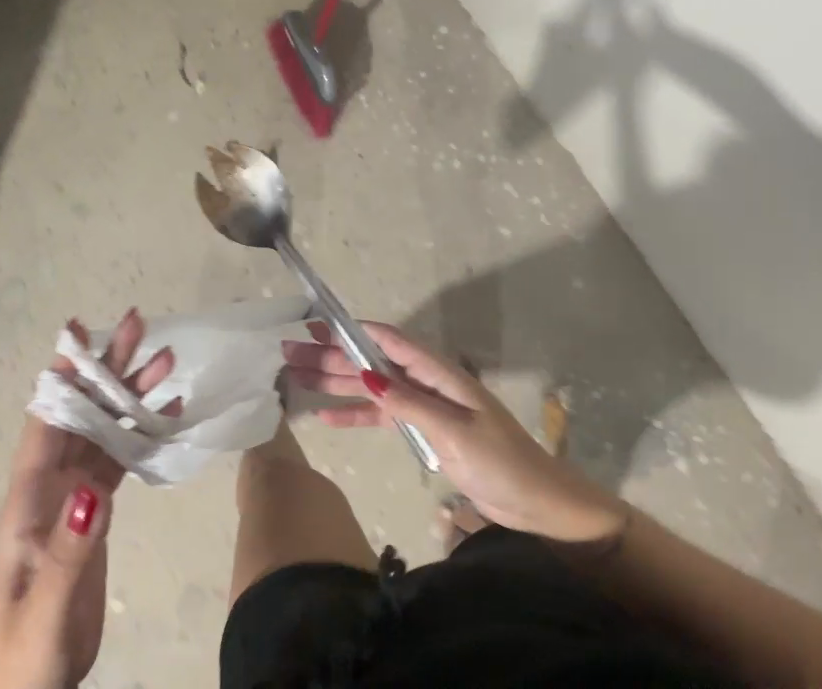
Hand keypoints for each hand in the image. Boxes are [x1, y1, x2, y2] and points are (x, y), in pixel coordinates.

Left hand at [0, 310, 180, 688]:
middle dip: (106, 370)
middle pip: (80, 416)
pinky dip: (140, 434)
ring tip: (167, 361)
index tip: (81, 331)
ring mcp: (71, 502)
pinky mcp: (93, 518)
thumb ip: (69, 550)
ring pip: (103, 433)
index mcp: (27, 504)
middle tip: (139, 325)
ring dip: (130, 396)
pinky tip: (166, 414)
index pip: (45, 426)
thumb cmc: (26, 654)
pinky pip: (119, 462)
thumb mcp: (45, 608)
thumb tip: (96, 488)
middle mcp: (47, 490)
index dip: (64, 378)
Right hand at [282, 321, 626, 544]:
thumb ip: (410, 404)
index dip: (355, 330)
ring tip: (295, 375)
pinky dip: (354, 415)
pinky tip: (324, 417)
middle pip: (373, 363)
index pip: (392, 341)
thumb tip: (367, 375)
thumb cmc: (499, 460)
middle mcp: (428, 383)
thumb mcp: (454, 431)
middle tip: (289, 351)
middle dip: (333, 355)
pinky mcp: (423, 432)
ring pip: (372, 388)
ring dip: (336, 382)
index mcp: (441, 374)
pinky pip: (381, 418)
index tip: (317, 322)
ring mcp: (424, 408)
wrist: (532, 500)